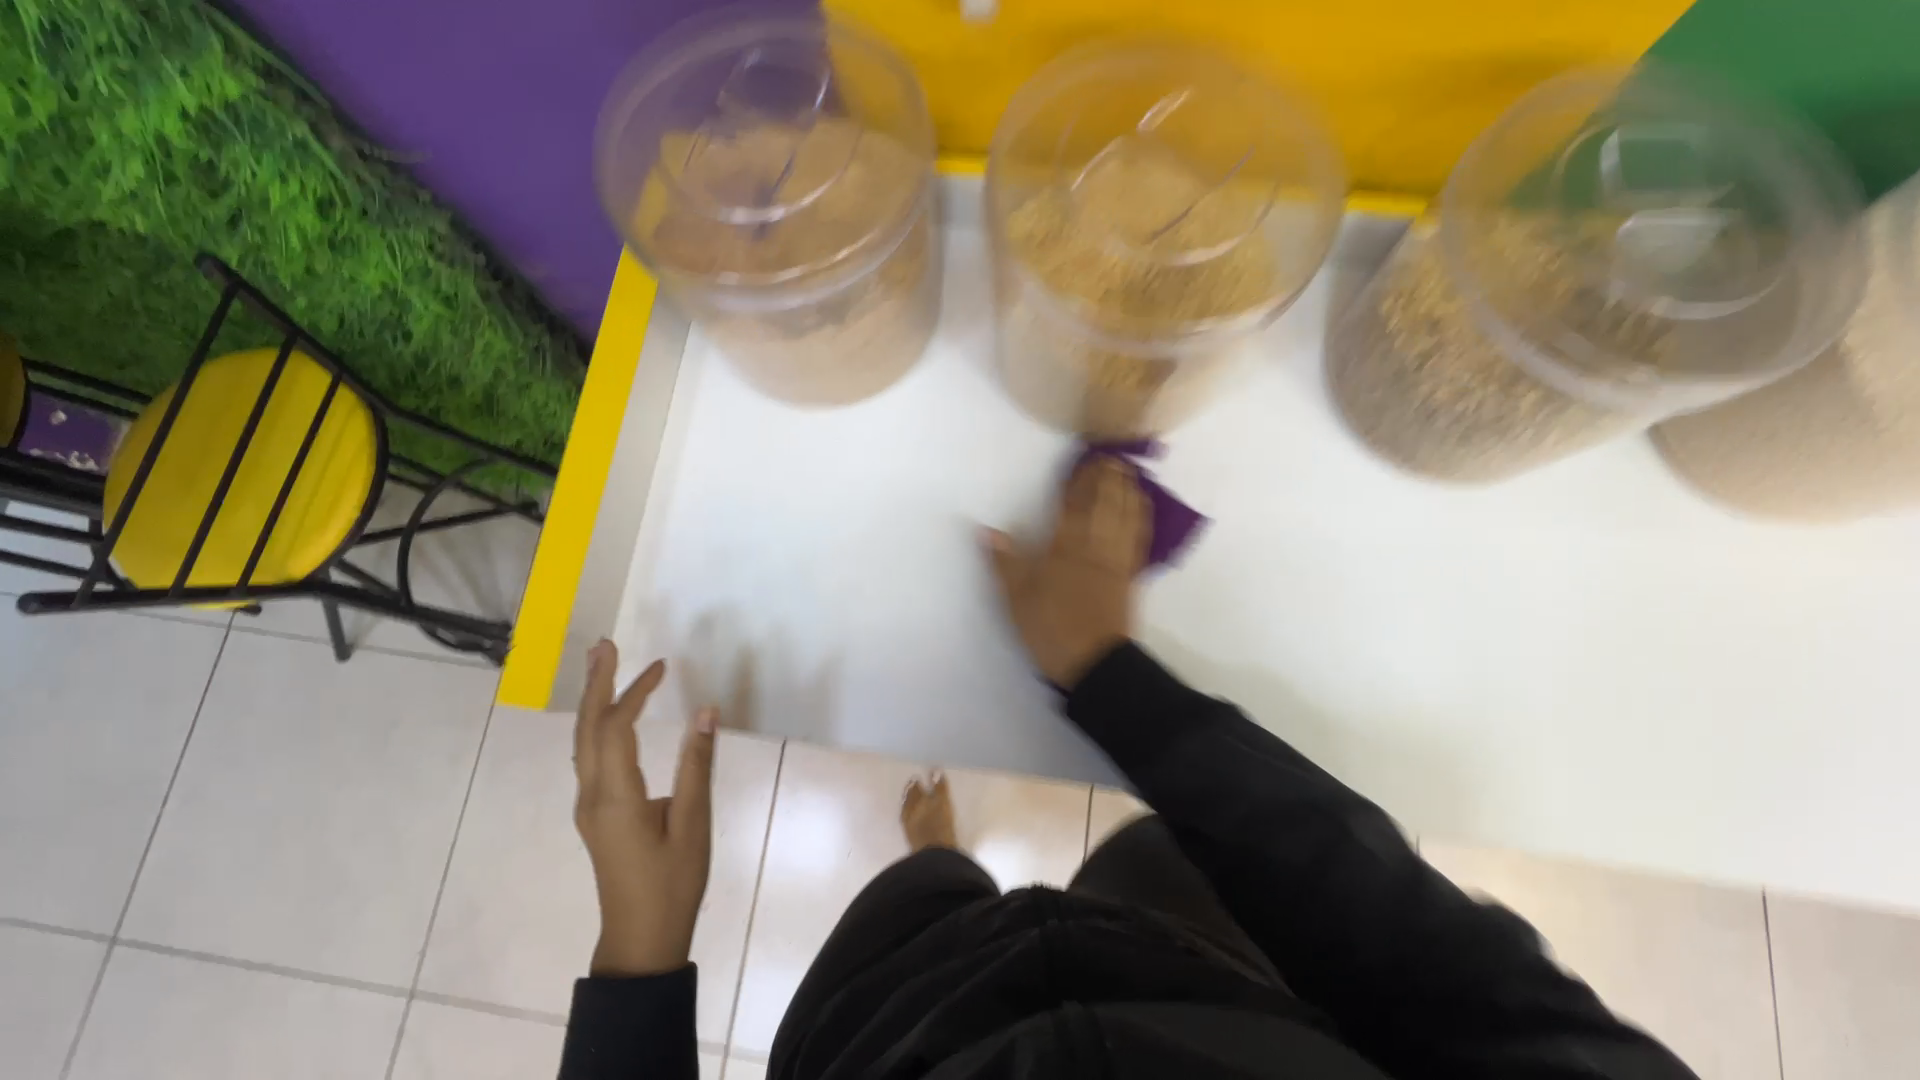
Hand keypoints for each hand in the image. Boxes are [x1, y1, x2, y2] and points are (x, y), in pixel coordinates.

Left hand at [574, 640, 716, 976]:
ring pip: (582, 742)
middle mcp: (592, 795)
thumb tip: (706, 711)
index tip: (662, 666)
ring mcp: (589, 806)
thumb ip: (697, 765)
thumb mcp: (693, 824)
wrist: (640, 939)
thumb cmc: (672, 883)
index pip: (617, 728)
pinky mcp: (595, 814)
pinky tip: (609, 717)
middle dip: (595, 682)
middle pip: (586, 728)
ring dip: (591, 701)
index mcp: (615, 796)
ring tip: (601, 666)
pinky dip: (597, 725)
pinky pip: (589, 757)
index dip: (635, 692)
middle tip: (604, 644)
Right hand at [984, 457, 1147, 687]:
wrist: (1095, 663)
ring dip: (1128, 491)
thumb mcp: (1017, 598)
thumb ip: (1005, 562)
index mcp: (1066, 546)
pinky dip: (1140, 517)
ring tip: (1128, 473)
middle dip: (1109, 478)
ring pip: (1126, 516)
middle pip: (1106, 503)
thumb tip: (987, 531)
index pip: (1076, 502)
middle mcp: (1096, 545)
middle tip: (1111, 456)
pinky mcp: (1131, 577)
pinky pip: (1138, 538)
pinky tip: (1140, 509)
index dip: (1082, 479)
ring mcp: (1117, 560)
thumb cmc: (1052, 628)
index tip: (1087, 458)